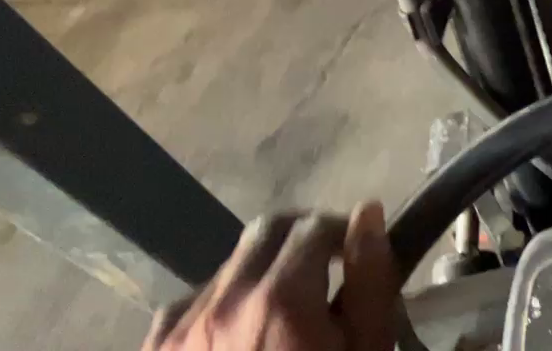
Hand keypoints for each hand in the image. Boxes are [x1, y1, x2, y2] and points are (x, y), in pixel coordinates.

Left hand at [142, 201, 398, 350]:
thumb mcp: (366, 350)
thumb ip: (371, 279)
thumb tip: (367, 214)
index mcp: (283, 300)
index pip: (315, 226)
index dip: (343, 231)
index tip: (356, 252)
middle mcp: (225, 303)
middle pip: (267, 229)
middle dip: (301, 235)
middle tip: (325, 262)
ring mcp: (179, 333)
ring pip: (225, 265)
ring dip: (260, 269)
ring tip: (279, 306)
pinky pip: (181, 306)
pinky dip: (213, 304)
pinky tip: (232, 332)